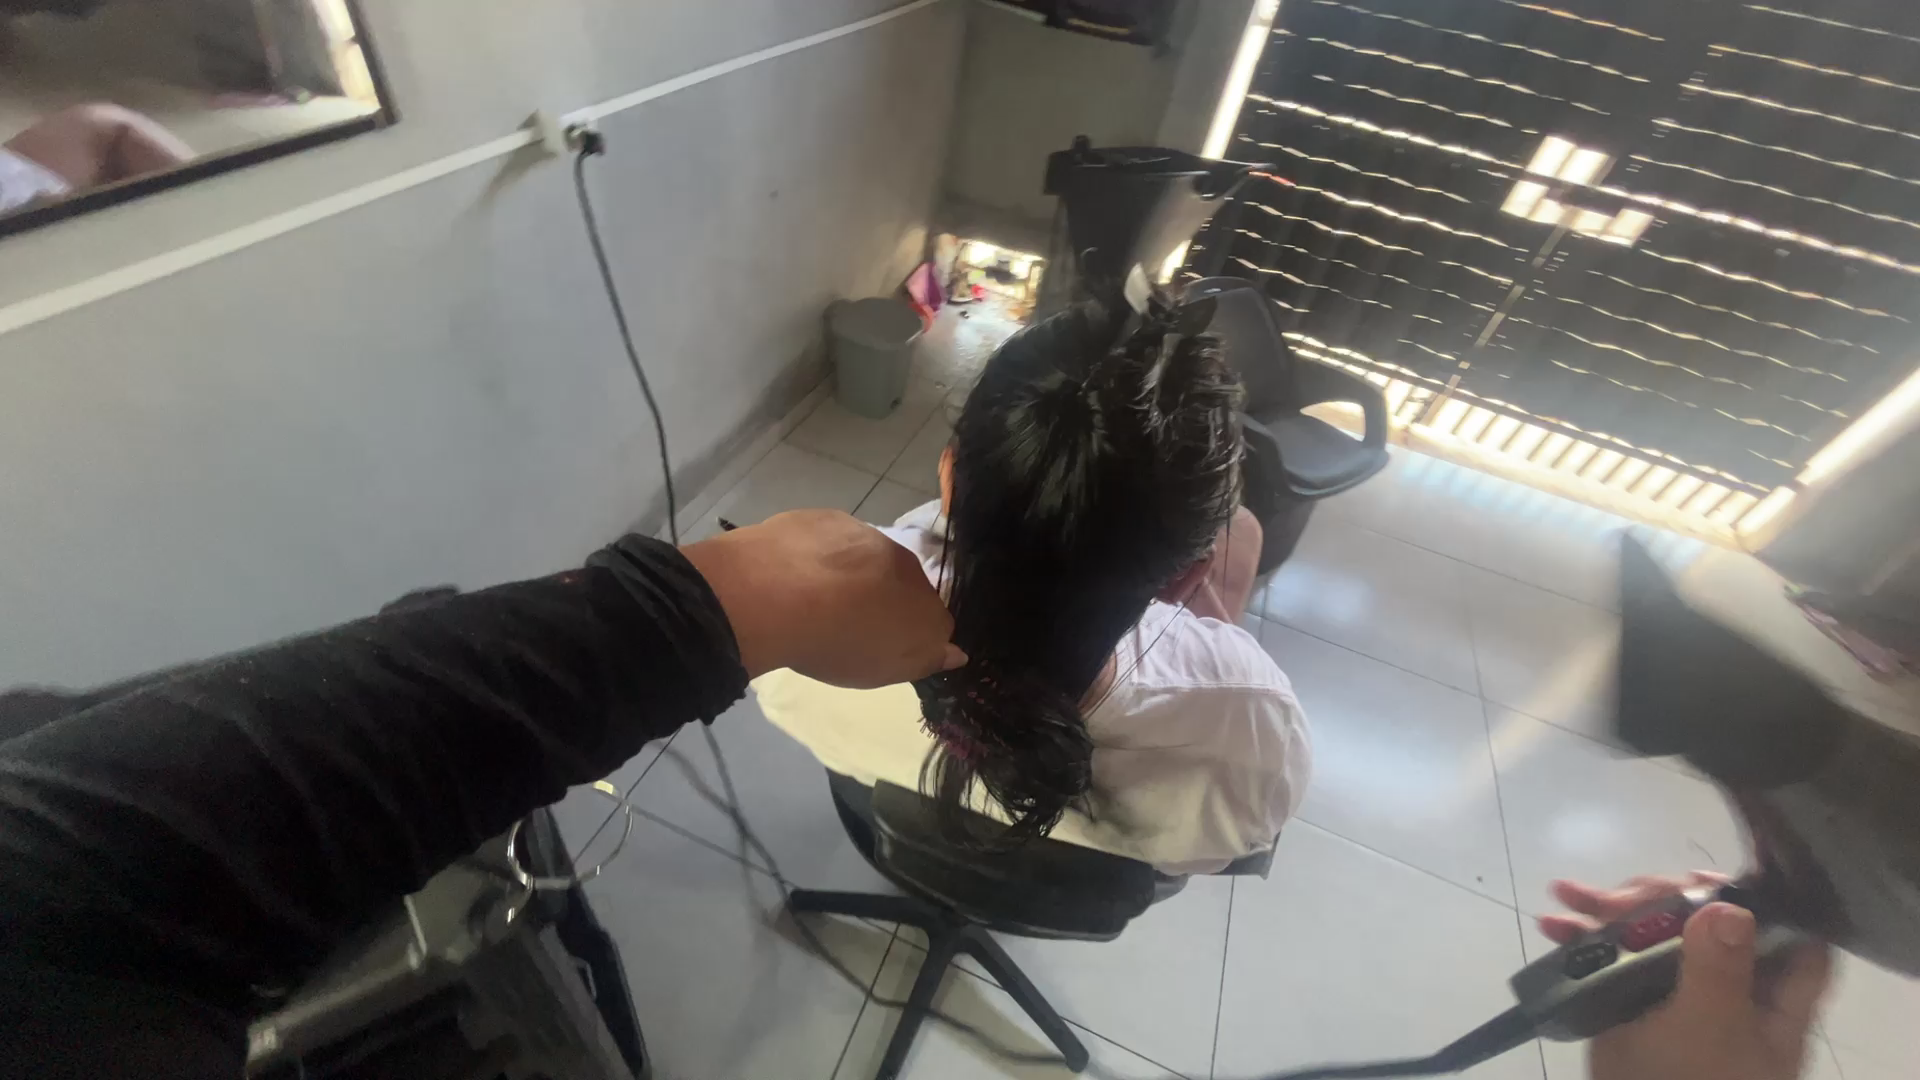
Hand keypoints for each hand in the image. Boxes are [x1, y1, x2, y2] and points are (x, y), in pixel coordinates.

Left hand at [681, 510, 965, 688]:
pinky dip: (818, 554)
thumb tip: (957, 652)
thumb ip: (927, 657)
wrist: (774, 595)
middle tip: (850, 625)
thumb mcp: (888, 668)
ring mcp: (857, 531)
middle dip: (883, 597)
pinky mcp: (817, 517)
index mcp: (921, 592)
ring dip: (851, 573)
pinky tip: (794, 574)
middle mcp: (899, 555)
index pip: (933, 613)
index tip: (886, 646)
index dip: (912, 631)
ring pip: (864, 555)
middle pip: (901, 579)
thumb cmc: (839, 641)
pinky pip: (826, 539)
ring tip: (816, 600)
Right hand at [1538, 875, 1833, 1079]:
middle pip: (1703, 918)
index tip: (1707, 880)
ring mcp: (1675, 986)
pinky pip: (1608, 945)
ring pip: (1648, 925)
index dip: (1762, 903)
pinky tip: (1552, 923)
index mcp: (1766, 998)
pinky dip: (1579, 928)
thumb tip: (1730, 907)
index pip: (1791, 940)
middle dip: (1655, 897)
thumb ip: (1719, 971)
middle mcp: (1727, 985)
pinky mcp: (1630, 988)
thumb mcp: (1707, 1028)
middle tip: (1616, 899)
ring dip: (1604, 904)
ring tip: (1567, 898)